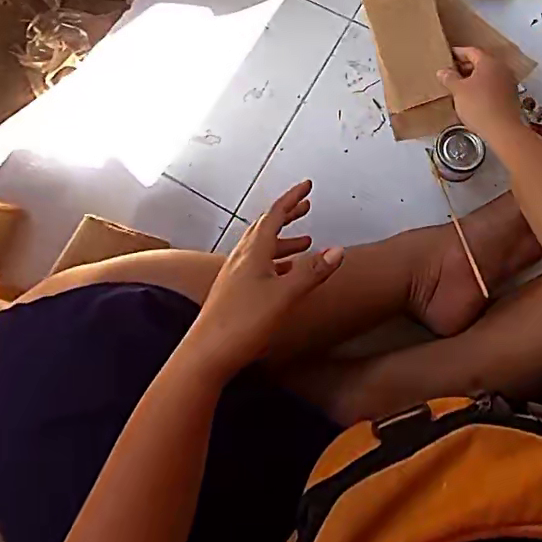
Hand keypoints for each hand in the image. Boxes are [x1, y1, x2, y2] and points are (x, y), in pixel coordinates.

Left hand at [179, 181, 343, 379]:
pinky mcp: (235, 293)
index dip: (292, 198)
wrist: (205, 355)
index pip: (275, 214)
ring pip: (263, 247)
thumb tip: (337, 251)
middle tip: (305, 205)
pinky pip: (259, 266)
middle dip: (288, 214)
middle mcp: (242, 258)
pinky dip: (276, 262)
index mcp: (253, 252)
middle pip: (267, 227)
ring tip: (305, 241)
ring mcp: (236, 275)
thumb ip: (311, 273)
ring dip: (284, 240)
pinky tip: (284, 275)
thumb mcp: (284, 296)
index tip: (306, 186)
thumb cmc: (240, 324)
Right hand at [437, 46, 524, 137]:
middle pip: (480, 62)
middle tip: (450, 72)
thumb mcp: (458, 90)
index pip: (471, 51)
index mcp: (489, 62)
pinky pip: (493, 85)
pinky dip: (481, 87)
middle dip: (465, 66)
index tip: (447, 55)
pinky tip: (471, 96)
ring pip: (487, 74)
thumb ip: (449, 78)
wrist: (502, 129)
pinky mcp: (510, 96)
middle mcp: (501, 68)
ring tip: (458, 85)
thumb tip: (442, 71)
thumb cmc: (478, 105)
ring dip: (473, 77)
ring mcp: (508, 82)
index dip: (457, 52)